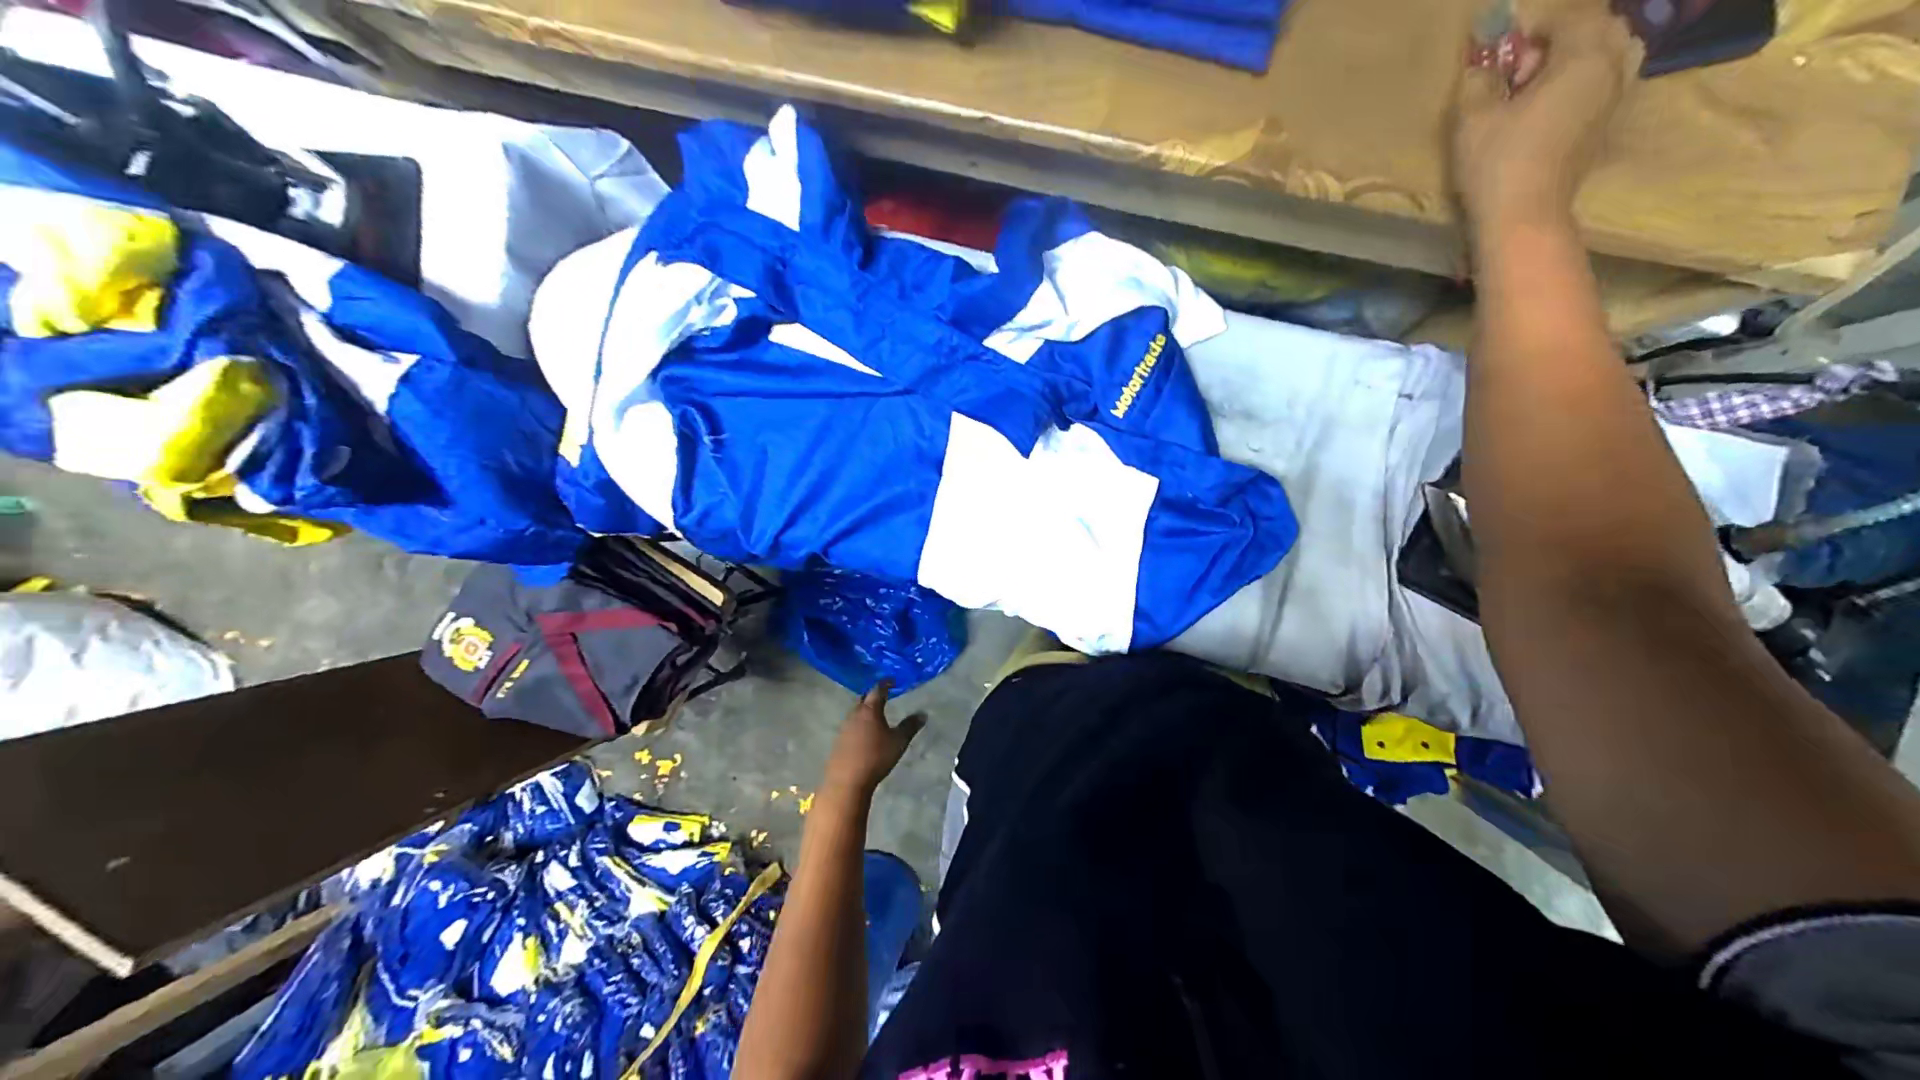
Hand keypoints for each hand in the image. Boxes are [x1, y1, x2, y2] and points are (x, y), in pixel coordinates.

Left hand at [821, 680, 925, 799]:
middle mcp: (855, 714)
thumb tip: (923, 714)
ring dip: (866, 711)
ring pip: (856, 713)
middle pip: (864, 699)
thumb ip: (910, 726)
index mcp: (870, 710)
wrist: (847, 779)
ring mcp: (844, 727)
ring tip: (876, 715)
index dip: (885, 683)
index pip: (878, 690)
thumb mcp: (898, 741)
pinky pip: (851, 726)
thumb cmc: (876, 756)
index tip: (892, 680)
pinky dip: (859, 724)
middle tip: (884, 696)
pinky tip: (865, 733)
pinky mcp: (839, 740)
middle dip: (873, 696)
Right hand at [1451, 2, 1641, 234]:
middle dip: (1565, 36)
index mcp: (1585, 57)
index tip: (1505, 47)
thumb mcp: (1474, 120)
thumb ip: (1479, 82)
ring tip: (1544, 82)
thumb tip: (1482, 68)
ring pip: (1613, 52)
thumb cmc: (1498, 164)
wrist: (1525, 215)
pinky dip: (1586, 80)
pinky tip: (1554, 104)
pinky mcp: (1607, 124)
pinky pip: (1608, 81)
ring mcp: (1616, 97)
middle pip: (1602, 28)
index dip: (1535, 26)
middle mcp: (1612, 67)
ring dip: (1581, 56)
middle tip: (1526, 66)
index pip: (1571, 16)